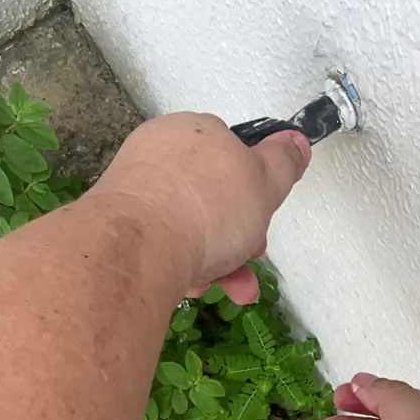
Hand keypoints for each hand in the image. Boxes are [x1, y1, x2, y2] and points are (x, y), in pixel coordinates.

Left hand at [86, 113, 310, 303]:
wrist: (141, 249)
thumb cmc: (204, 209)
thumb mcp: (264, 181)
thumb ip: (284, 162)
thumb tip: (296, 142)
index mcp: (195, 132)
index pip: (234, 157)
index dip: (255, 193)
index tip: (263, 217)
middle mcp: (162, 157)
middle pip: (213, 200)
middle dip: (238, 236)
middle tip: (249, 256)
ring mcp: (139, 193)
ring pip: (191, 230)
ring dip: (219, 262)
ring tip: (233, 287)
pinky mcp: (123, 230)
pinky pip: (166, 249)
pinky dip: (186, 268)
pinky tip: (196, 285)